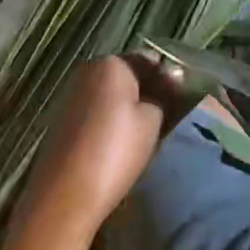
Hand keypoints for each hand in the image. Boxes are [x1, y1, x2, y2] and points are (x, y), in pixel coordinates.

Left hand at [17, 55, 168, 237]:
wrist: (68, 189)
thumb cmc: (116, 149)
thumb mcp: (152, 121)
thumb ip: (163, 96)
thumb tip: (172, 77)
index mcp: (111, 62)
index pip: (148, 60)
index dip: (168, 77)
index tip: (184, 99)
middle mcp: (89, 68)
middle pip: (127, 74)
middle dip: (148, 90)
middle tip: (170, 116)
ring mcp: (73, 90)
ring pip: (110, 91)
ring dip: (129, 105)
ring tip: (149, 132)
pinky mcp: (64, 113)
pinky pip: (96, 106)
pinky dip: (110, 117)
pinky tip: (122, 140)